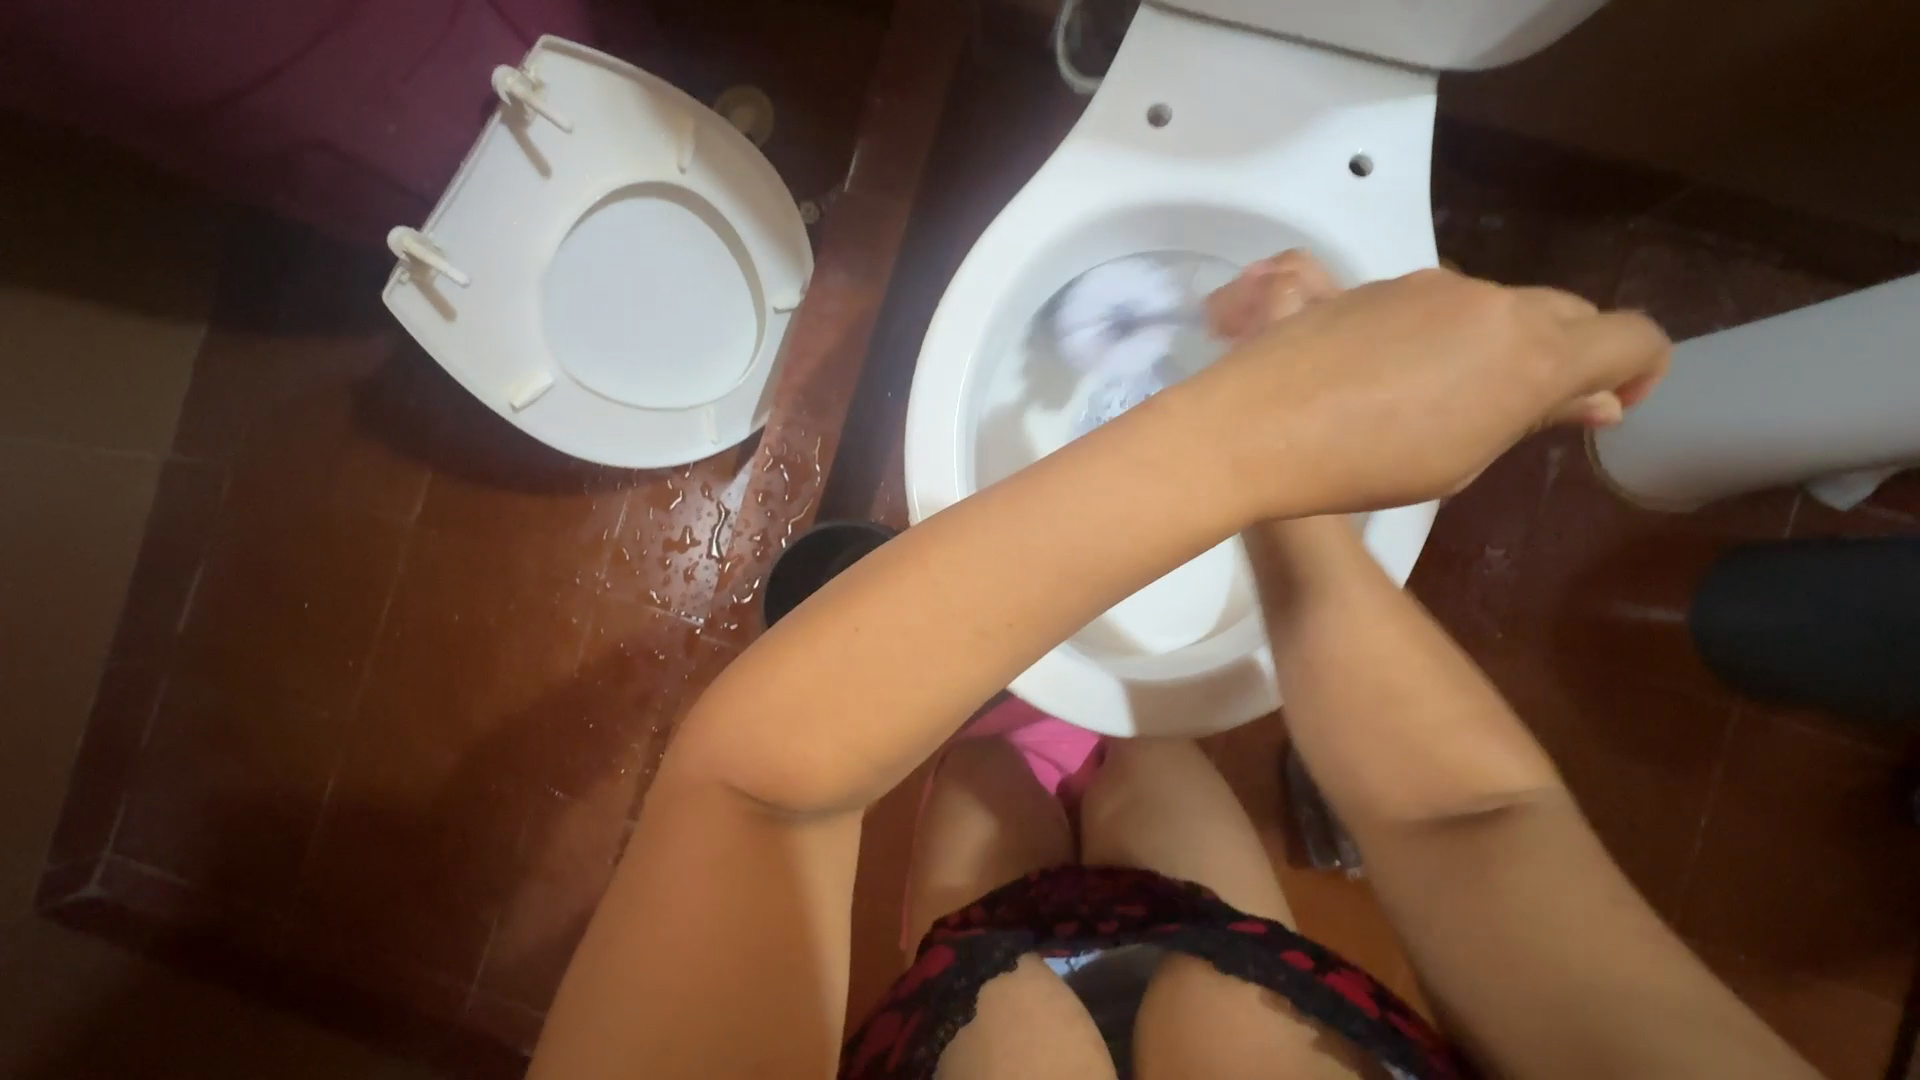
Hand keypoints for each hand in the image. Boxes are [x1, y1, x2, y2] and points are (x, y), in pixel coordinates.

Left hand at [1184, 251, 1668, 517]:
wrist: (1253, 427)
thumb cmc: (1362, 466)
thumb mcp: (1461, 459)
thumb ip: (1534, 414)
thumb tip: (1597, 398)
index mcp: (1534, 351)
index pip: (1631, 336)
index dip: (1639, 370)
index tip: (1609, 404)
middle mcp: (1490, 301)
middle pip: (1561, 313)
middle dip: (1563, 355)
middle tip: (1521, 409)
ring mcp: (1424, 286)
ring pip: (1491, 305)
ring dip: (1493, 341)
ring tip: (1443, 396)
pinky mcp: (1369, 285)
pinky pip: (1429, 304)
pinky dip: (1437, 332)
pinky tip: (1390, 374)